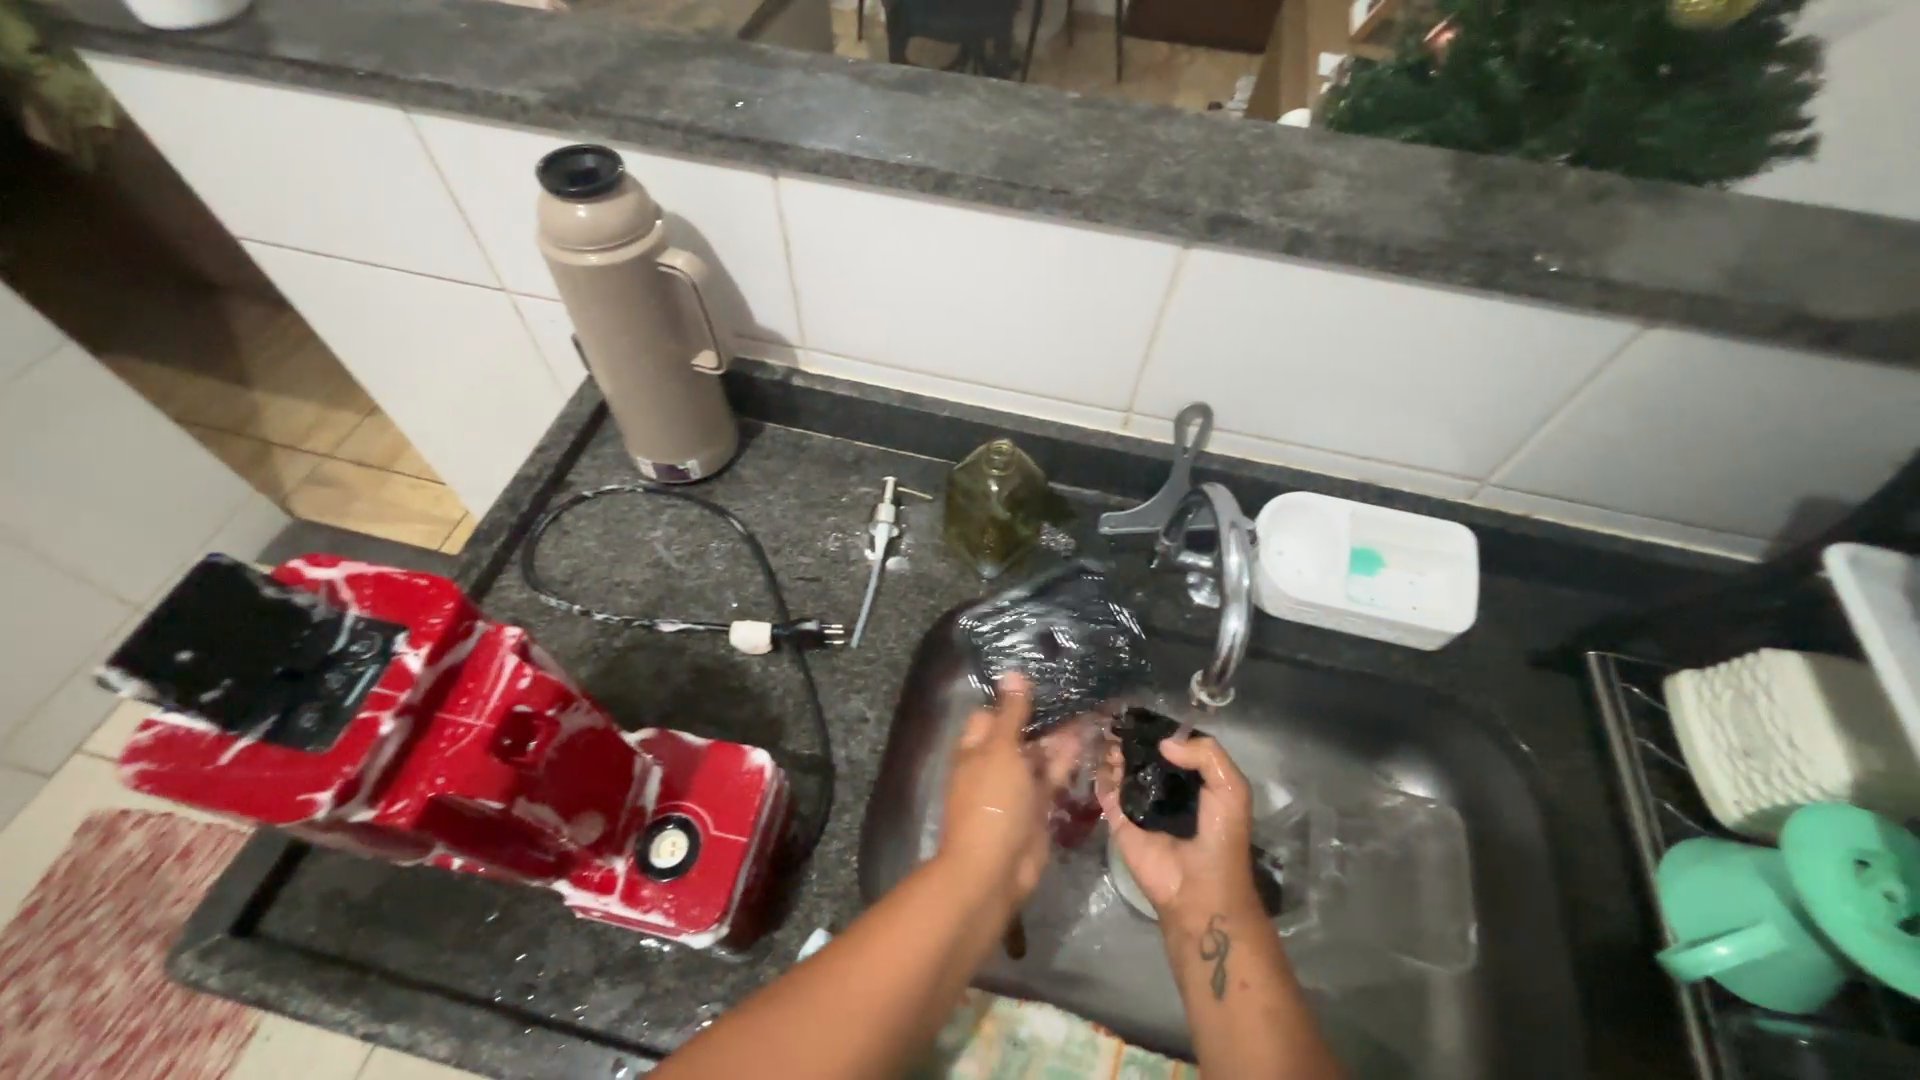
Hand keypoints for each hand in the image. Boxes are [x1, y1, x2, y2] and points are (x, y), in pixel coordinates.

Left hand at [938, 675, 1079, 907]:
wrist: (995, 868)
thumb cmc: (991, 802)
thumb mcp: (1000, 750)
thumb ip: (1011, 713)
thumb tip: (1012, 672)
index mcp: (976, 749)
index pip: (992, 714)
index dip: (1014, 699)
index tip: (1044, 680)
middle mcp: (995, 765)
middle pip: (1020, 734)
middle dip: (1044, 717)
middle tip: (1078, 693)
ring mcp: (1017, 788)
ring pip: (1040, 756)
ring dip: (1061, 738)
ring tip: (1090, 711)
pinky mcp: (1038, 807)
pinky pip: (1053, 778)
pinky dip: (1068, 762)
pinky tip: (1088, 741)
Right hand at [1097, 734, 1256, 925]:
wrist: (1199, 888)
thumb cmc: (1220, 836)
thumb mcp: (1231, 788)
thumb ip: (1207, 755)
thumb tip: (1163, 743)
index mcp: (1192, 780)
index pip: (1171, 746)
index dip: (1157, 729)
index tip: (1139, 712)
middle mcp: (1164, 788)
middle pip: (1141, 755)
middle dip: (1130, 738)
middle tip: (1115, 721)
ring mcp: (1138, 803)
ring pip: (1119, 769)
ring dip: (1112, 751)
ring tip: (1107, 736)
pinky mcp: (1118, 819)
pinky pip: (1105, 790)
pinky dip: (1100, 774)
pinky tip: (1100, 758)